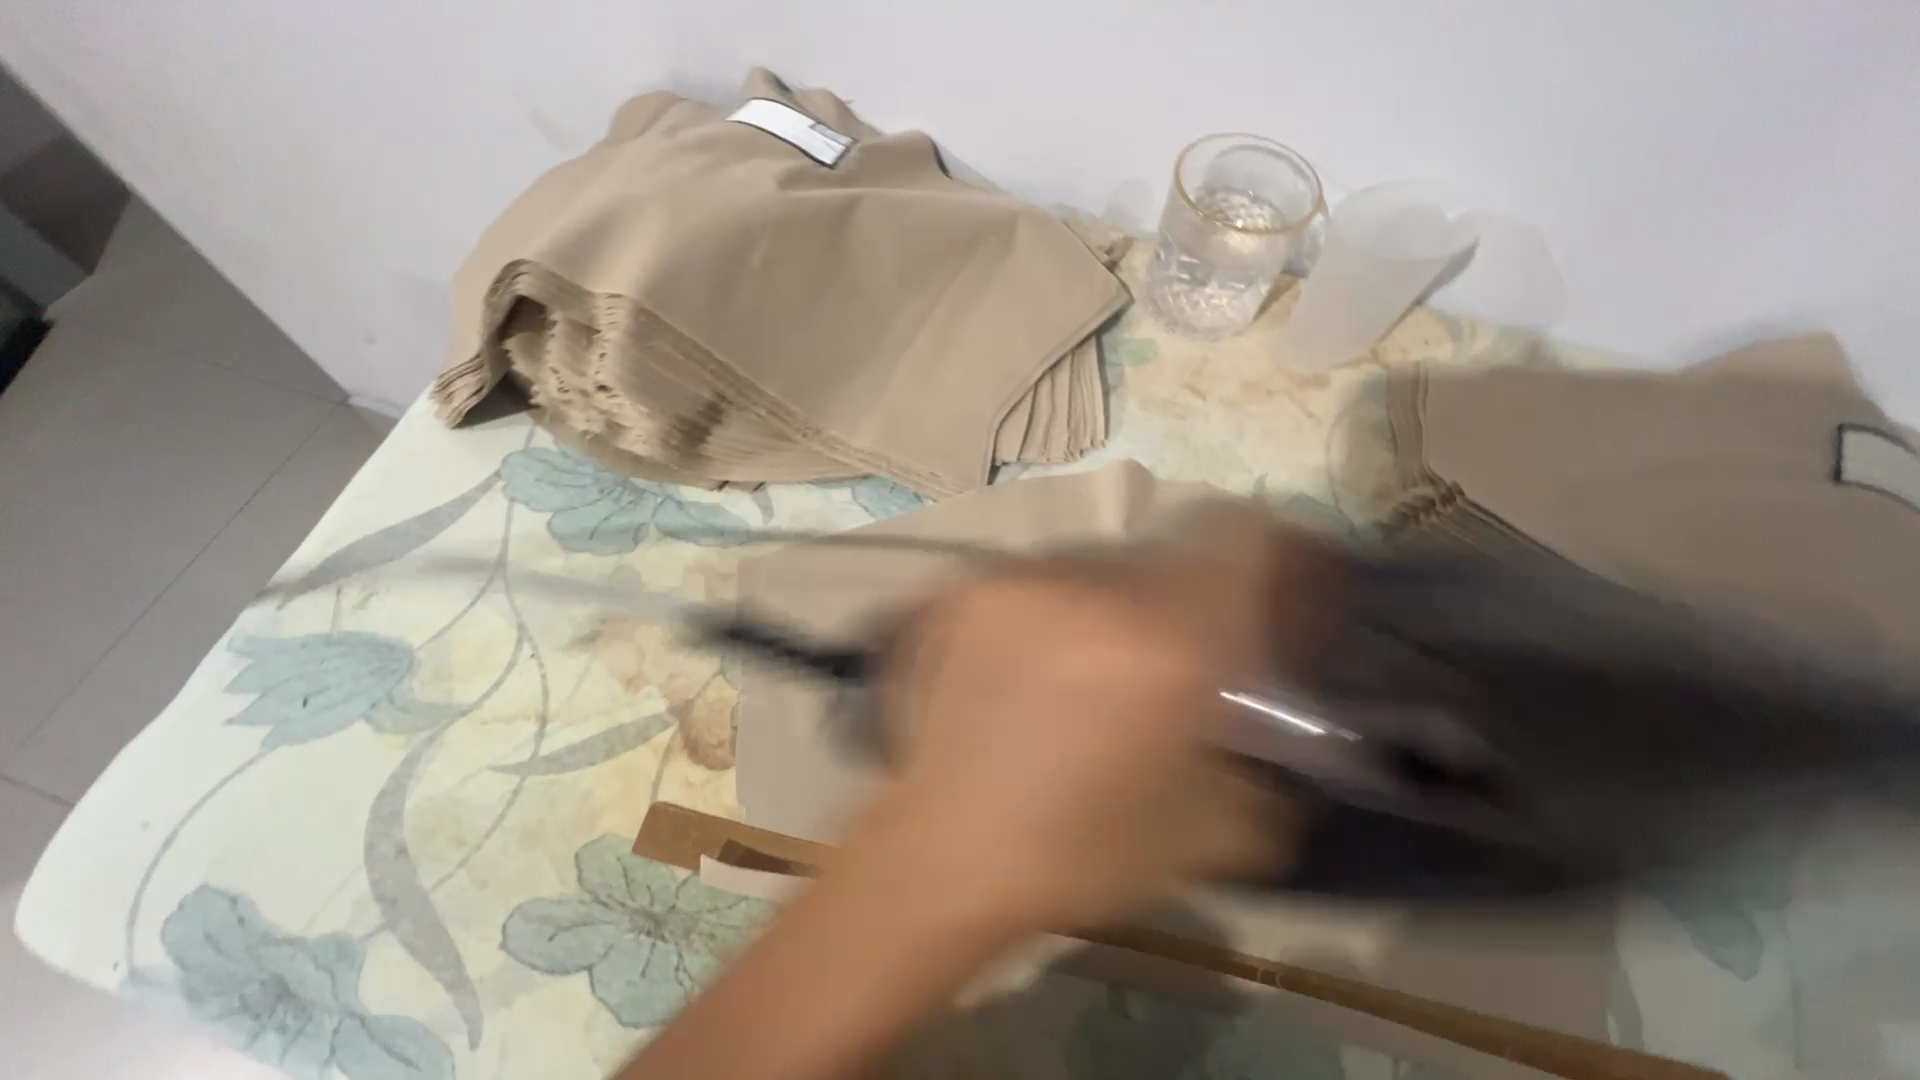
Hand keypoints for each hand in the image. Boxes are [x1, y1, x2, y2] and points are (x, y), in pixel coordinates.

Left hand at [838, 505, 1309, 937]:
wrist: (939, 857)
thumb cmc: (1079, 853)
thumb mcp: (1209, 831)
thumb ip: (1267, 767)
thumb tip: (1274, 727)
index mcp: (1170, 642)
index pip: (1248, 536)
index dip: (1279, 552)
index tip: (1281, 588)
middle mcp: (1095, 587)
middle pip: (1170, 558)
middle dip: (1186, 603)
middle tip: (1172, 659)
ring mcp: (1019, 580)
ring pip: (1097, 568)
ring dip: (1112, 608)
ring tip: (1089, 672)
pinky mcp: (960, 588)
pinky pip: (1034, 583)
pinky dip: (1052, 614)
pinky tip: (1031, 669)